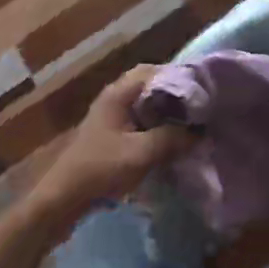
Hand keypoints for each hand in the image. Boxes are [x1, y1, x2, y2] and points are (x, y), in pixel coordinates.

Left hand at [25, 66, 194, 225]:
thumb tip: (201, 131)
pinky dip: (157, 125)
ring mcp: (112, 116)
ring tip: (192, 123)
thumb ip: (172, 138)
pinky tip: (173, 140)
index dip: (178, 77)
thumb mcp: (141, 153)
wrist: (65, 196)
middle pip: (150, 86)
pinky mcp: (112, 134)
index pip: (152, 71)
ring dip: (166, 112)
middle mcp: (114, 98)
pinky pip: (140, 120)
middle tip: (201, 108)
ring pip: (145, 104)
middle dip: (175, 95)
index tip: (203, 90)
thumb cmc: (101, 168)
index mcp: (118, 93)